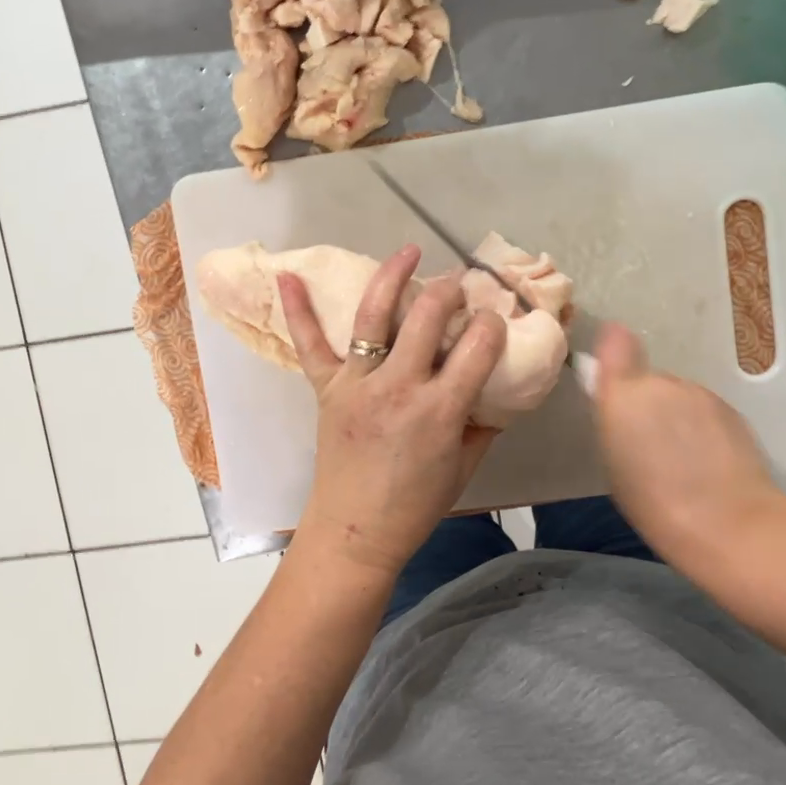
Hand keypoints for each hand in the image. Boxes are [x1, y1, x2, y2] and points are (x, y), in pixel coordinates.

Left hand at [279, 245, 506, 578]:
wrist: (355, 533)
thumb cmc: (415, 505)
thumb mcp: (464, 466)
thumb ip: (484, 423)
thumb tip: (497, 388)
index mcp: (441, 410)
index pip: (478, 347)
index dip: (492, 325)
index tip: (494, 321)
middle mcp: (399, 387)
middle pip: (428, 318)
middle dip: (451, 291)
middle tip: (459, 285)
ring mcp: (358, 384)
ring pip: (375, 317)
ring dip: (394, 277)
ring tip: (410, 251)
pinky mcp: (327, 390)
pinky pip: (310, 345)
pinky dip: (297, 310)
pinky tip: (288, 275)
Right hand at [592, 323, 785, 550]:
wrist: (726, 522)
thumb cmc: (652, 503)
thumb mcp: (614, 463)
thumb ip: (615, 420)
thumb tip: (620, 400)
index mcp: (622, 395)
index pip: (615, 343)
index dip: (614, 350)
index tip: (612, 370)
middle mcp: (660, 383)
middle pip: (648, 381)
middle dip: (646, 404)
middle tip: (646, 445)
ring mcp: (699, 393)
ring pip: (678, 396)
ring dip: (675, 416)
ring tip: (680, 459)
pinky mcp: (731, 409)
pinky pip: (703, 411)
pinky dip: (701, 428)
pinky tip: (706, 461)